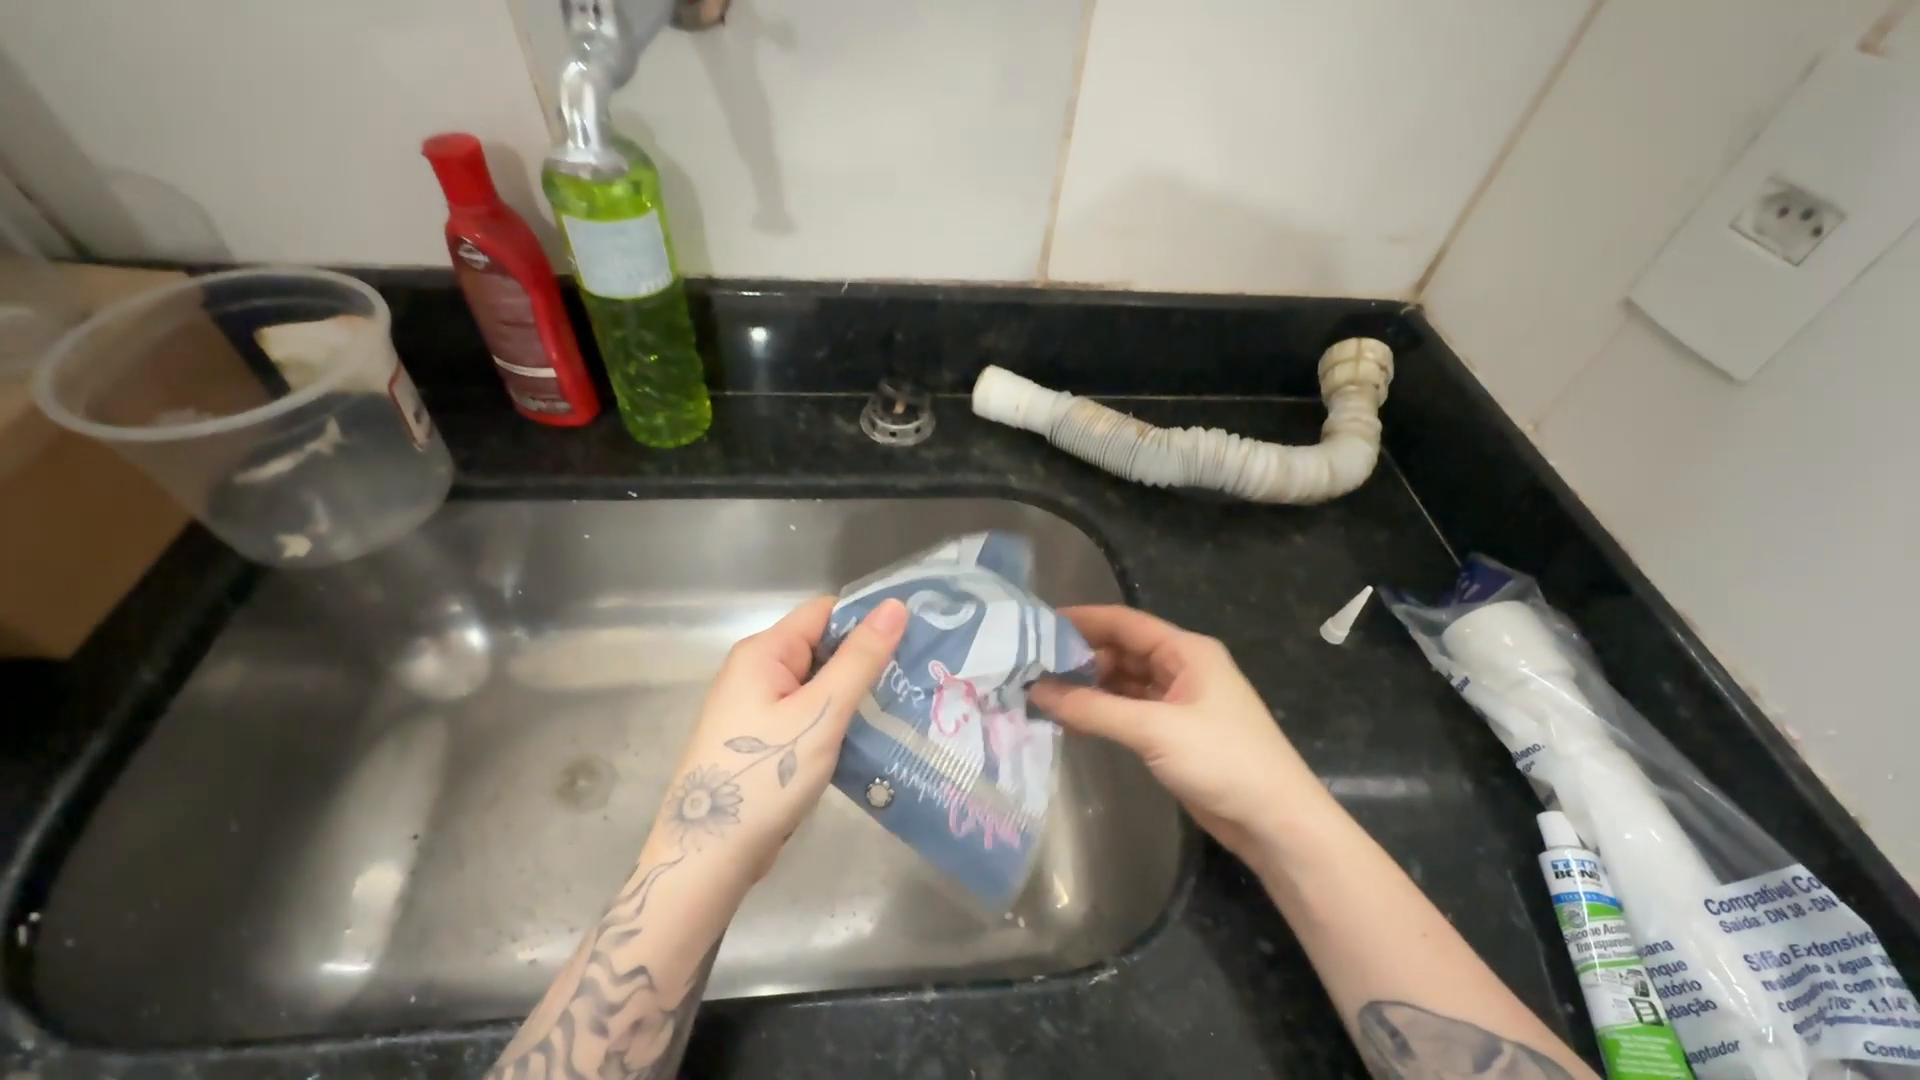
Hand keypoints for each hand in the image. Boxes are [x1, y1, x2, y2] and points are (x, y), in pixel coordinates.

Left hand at [653, 595, 906, 881]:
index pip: (824, 612)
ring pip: (818, 684)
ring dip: (854, 694)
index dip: (867, 621)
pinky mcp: (763, 740)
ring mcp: (757, 707)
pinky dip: (836, 720)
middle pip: (822, 647)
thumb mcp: (822, 713)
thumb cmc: (764, 776)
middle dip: (865, 660)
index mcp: (763, 652)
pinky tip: (869, 736)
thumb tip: (895, 606)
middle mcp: (756, 671)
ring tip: (903, 706)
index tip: (914, 638)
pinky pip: (808, 714)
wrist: (709, 855)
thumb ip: (860, 659)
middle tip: (915, 678)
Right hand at [1030, 605, 1329, 868]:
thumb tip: (1037, 690)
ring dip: (1089, 686)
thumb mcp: (1154, 730)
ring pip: (1124, 683)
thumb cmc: (1222, 759)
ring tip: (1041, 691)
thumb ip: (1093, 709)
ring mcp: (1179, 702)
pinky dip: (1103, 713)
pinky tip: (1071, 720)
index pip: (1125, 623)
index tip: (1037, 624)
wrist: (1275, 820)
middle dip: (1080, 656)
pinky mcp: (1174, 734)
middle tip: (1030, 665)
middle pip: (1122, 651)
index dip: (1082, 620)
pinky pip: (1130, 711)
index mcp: (1186, 651)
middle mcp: (1182, 668)